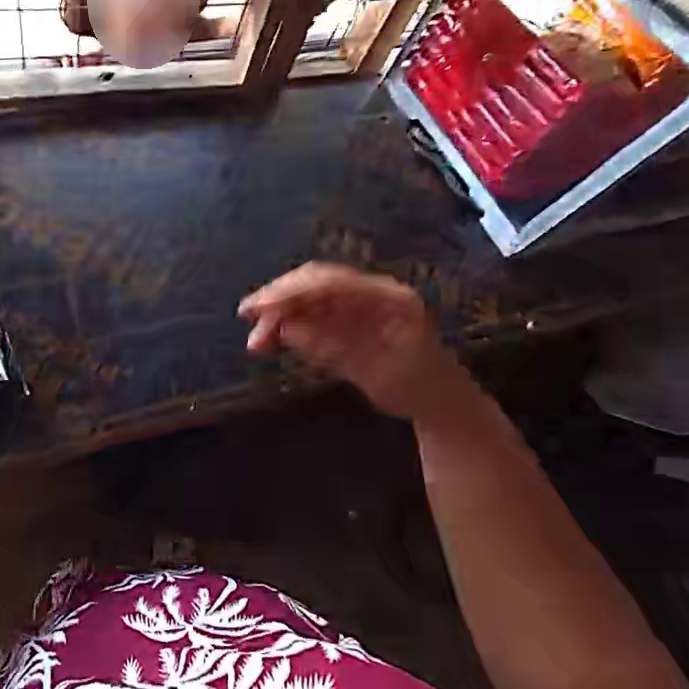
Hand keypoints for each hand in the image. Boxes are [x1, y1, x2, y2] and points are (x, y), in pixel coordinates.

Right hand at [239, 262, 470, 421]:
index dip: (289, 291)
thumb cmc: (418, 389)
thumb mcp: (376, 371)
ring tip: (256, 339)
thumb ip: (332, 347)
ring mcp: (357, 303)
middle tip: (246, 317)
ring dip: (278, 313)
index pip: (329, 282)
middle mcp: (370, 292)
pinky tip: (270, 338)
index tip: (259, 307)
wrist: (442, 405)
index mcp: (387, 297)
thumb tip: (286, 327)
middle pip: (313, 283)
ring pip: (307, 296)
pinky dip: (288, 323)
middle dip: (277, 299)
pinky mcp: (346, 317)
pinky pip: (311, 312)